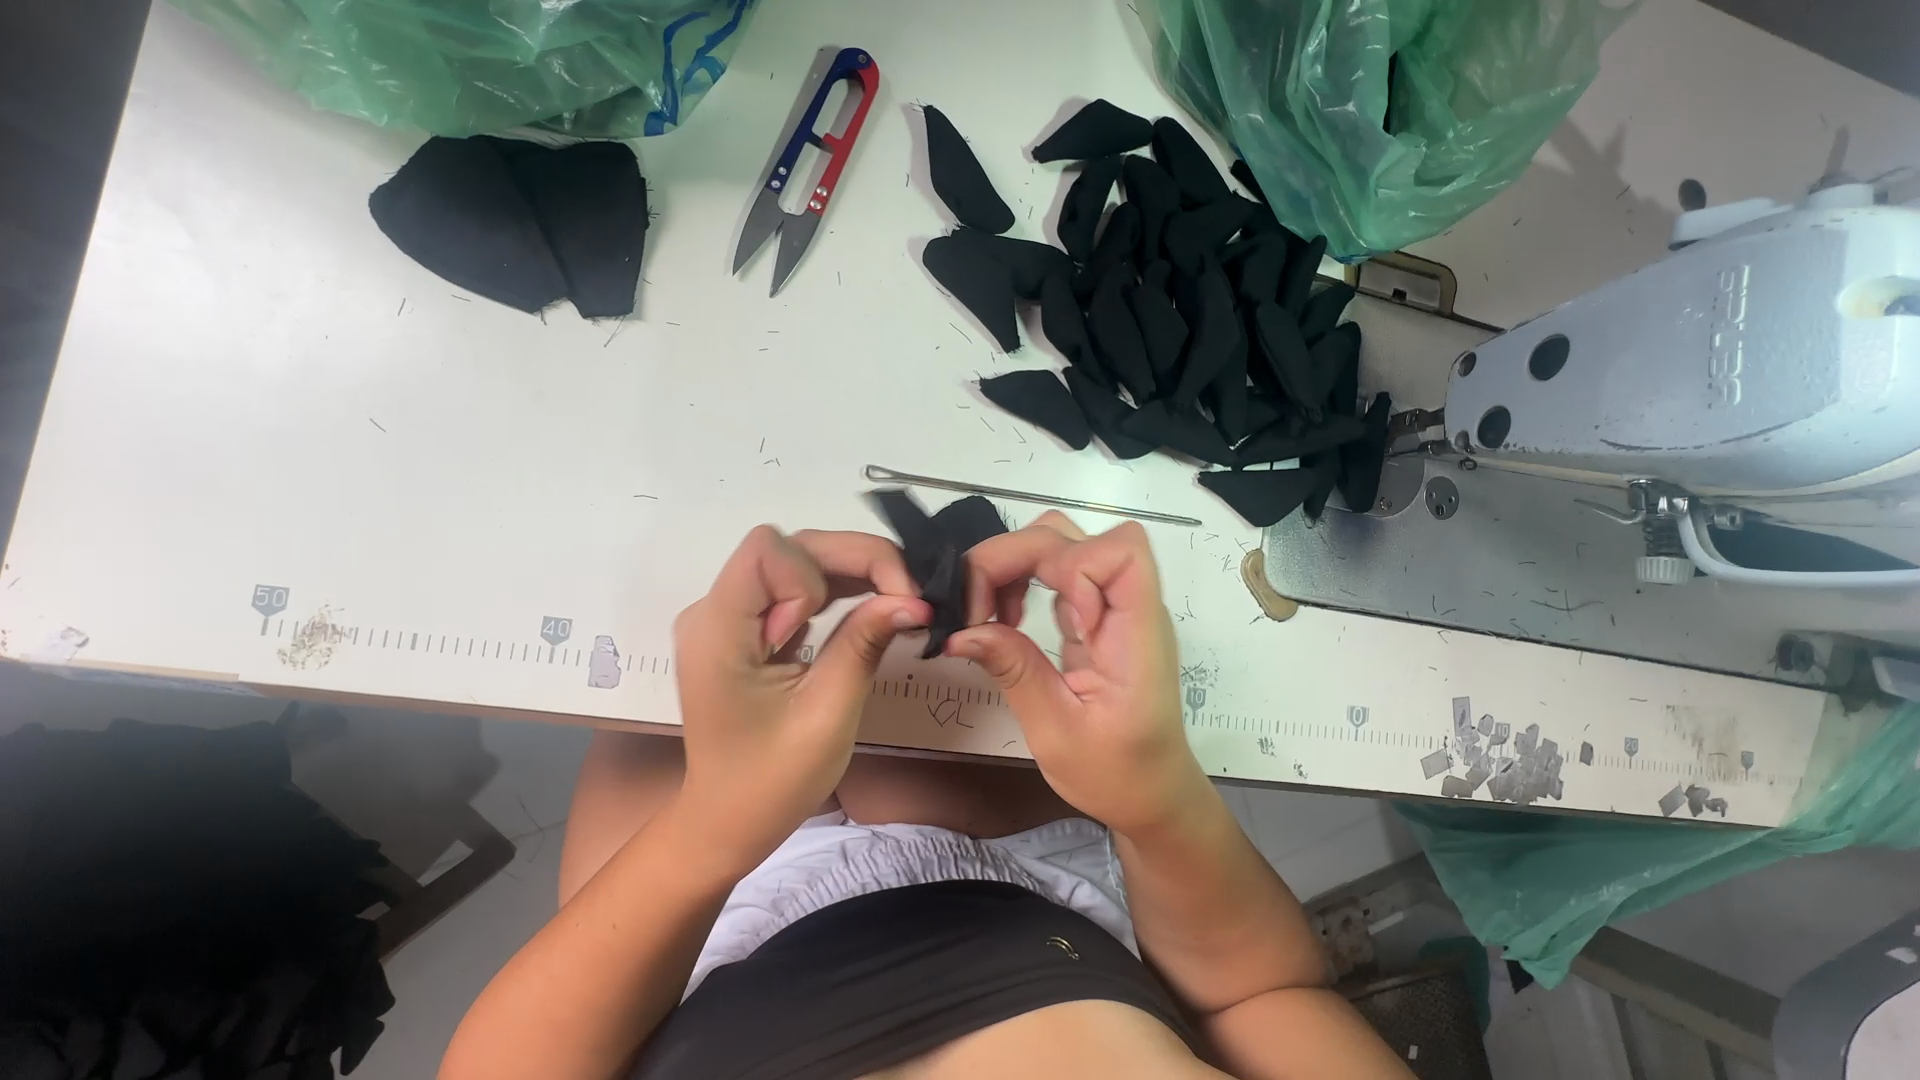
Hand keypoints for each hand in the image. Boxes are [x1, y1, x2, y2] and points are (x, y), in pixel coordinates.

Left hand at [672, 526, 930, 866]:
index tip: (867, 608)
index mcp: (719, 631)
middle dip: (853, 561)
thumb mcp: (828, 714)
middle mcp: (715, 610)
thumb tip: (916, 599)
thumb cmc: (774, 781)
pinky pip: (795, 586)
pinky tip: (871, 608)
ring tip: (898, 602)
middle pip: (790, 547)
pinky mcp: (747, 626)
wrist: (729, 820)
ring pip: (798, 560)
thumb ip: (864, 644)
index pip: (768, 550)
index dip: (824, 567)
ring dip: (851, 573)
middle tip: (907, 598)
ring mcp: (730, 616)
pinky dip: (837, 590)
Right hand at [947, 515, 1208, 836]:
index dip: (1069, 568)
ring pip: (1063, 543)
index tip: (1034, 618)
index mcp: (1135, 635)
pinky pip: (1057, 570)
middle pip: (1076, 537)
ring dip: (1015, 564)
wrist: (1150, 793)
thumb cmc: (1114, 774)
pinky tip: (1005, 619)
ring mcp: (1112, 607)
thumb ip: (1015, 671)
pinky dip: (1020, 580)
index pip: (1119, 553)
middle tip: (976, 608)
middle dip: (1015, 557)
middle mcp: (1128, 607)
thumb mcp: (1056, 733)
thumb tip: (961, 630)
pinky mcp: (1094, 614)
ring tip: (988, 612)